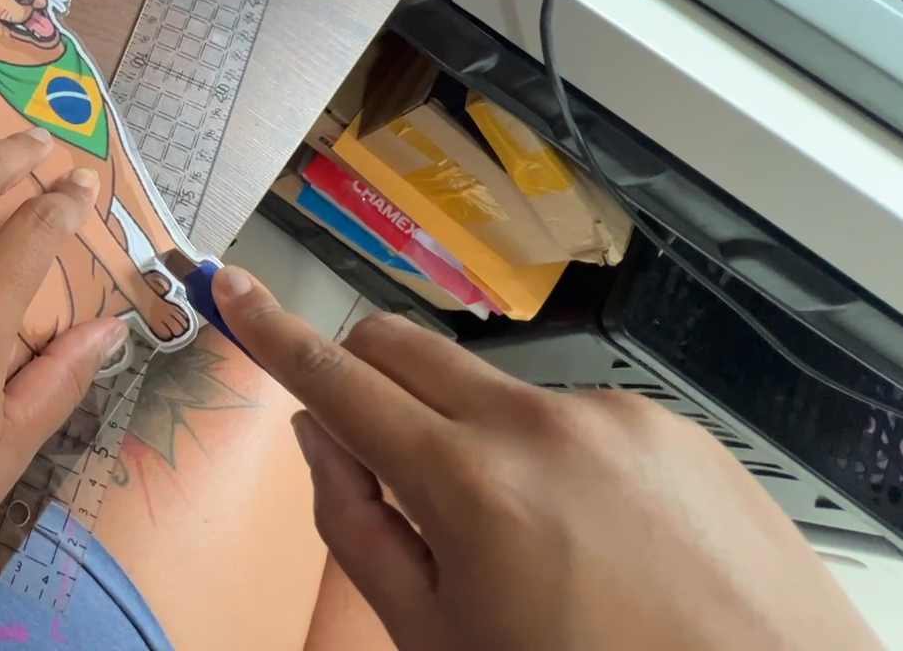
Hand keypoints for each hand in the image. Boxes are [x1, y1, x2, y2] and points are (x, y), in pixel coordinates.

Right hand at [212, 266, 879, 650]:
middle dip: (358, 374)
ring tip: (516, 522)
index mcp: (466, 483)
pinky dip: (534, 443)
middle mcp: (535, 424)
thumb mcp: (433, 638)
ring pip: (474, 381)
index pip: (334, 379)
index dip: (270, 330)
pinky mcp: (672, 426)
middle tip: (374, 446)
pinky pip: (556, 407)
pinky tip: (589, 522)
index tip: (231, 287)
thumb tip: (319, 429)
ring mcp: (612, 415)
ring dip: (456, 424)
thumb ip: (352, 521)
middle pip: (393, 343)